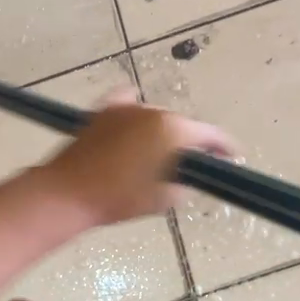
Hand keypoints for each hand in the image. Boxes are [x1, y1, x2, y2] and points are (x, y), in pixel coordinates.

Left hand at [37, 90, 236, 227]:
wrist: (67, 192)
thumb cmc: (117, 198)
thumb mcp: (162, 198)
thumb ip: (183, 184)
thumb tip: (187, 179)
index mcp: (170, 130)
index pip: (208, 134)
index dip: (223, 146)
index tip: (232, 156)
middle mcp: (150, 112)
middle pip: (180, 123)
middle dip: (189, 140)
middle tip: (193, 160)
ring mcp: (123, 109)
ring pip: (154, 115)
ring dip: (162, 128)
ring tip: (162, 149)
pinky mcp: (100, 112)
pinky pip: (124, 102)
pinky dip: (134, 107)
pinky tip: (137, 115)